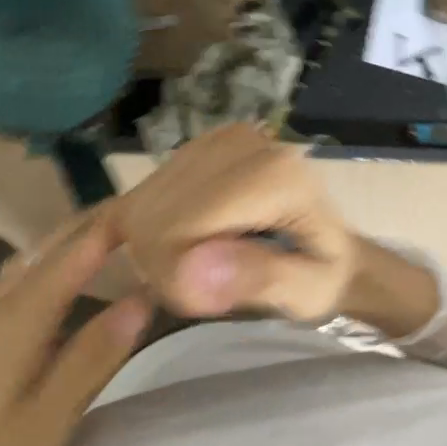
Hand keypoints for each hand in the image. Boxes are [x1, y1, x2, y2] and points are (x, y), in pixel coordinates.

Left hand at [0, 208, 151, 445]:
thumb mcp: (47, 421)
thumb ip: (93, 356)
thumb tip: (141, 298)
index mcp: (13, 321)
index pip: (71, 255)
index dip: (111, 226)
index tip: (155, 203)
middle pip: (46, 249)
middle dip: (92, 226)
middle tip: (144, 211)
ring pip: (29, 262)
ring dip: (70, 243)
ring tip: (116, 233)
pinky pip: (15, 281)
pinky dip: (49, 266)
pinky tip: (67, 276)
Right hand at [115, 124, 356, 320]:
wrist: (329, 247)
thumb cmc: (323, 275)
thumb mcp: (310, 292)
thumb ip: (262, 278)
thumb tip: (194, 266)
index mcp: (273, 175)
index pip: (179, 226)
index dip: (175, 275)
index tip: (203, 303)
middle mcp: (239, 144)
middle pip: (154, 213)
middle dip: (162, 264)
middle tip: (197, 293)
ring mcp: (210, 142)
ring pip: (140, 204)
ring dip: (151, 249)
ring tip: (191, 272)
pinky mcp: (191, 151)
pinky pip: (138, 190)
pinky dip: (121, 225)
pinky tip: (117, 251)